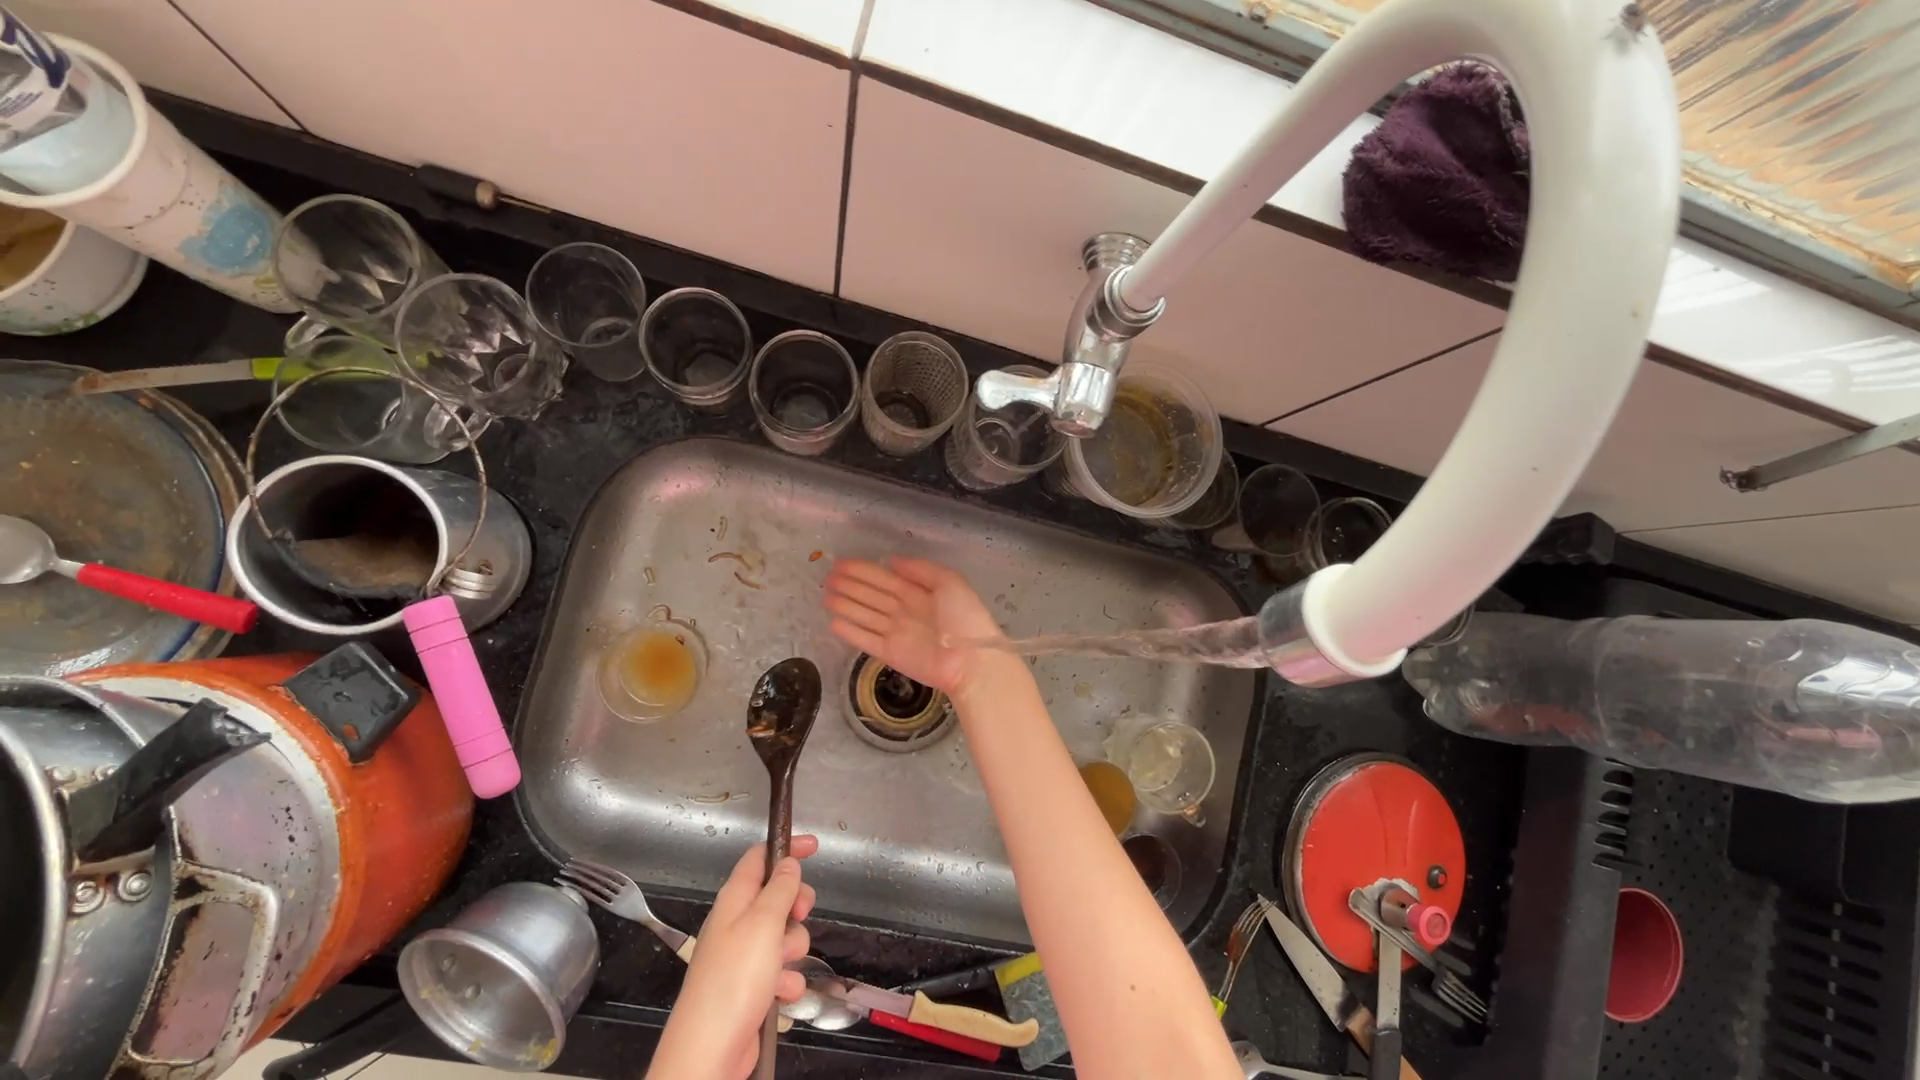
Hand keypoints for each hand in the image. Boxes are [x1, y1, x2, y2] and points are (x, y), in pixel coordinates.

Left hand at [647, 836, 818, 1079]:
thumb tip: (789, 862)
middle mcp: (737, 924)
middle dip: (797, 905)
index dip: (786, 848)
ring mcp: (744, 957)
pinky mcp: (752, 988)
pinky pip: (782, 972)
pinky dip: (786, 981)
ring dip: (793, 949)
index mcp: (734, 900)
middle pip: (777, 897)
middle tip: (801, 914)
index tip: (814, 846)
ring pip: (785, 936)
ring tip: (782, 967)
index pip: (759, 858)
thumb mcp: (764, 922)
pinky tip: (780, 995)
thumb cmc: (736, 977)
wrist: (710, 1050)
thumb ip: (780, 889)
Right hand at [824, 558, 1005, 696]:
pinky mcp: (890, 654)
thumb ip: (920, 569)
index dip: (864, 570)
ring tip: (825, 596)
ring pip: (866, 616)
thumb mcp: (949, 582)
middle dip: (850, 586)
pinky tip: (834, 622)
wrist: (970, 660)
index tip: (842, 563)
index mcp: (920, 593)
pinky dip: (850, 632)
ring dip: (846, 605)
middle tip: (827, 577)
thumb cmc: (964, 618)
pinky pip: (866, 640)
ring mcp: (897, 634)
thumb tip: (892, 561)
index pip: (886, 578)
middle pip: (872, 596)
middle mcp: (905, 611)